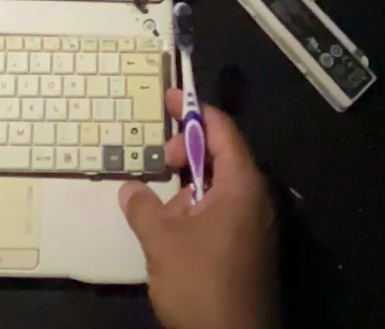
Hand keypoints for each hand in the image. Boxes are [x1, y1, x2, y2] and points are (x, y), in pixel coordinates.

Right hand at [120, 90, 278, 328]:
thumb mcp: (162, 241)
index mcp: (242, 184)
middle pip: (221, 155)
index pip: (221, 128)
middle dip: (188, 152)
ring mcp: (255, 226)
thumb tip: (129, 188)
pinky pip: (223, 212)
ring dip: (188, 188)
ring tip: (160, 206)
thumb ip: (143, 207)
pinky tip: (173, 230)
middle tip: (160, 160)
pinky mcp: (249, 251)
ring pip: (219, 187)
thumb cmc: (202, 284)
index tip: (167, 99)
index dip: (193, 110)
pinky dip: (197, 209)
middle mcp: (255, 198)